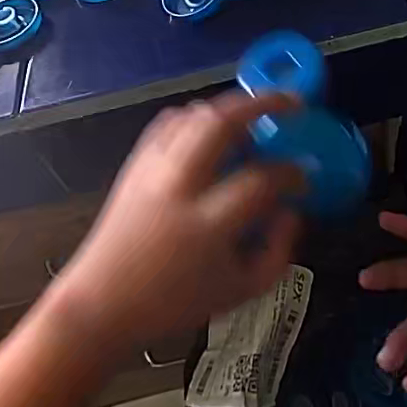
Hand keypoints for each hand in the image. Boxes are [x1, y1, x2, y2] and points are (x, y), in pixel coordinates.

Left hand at [52, 91, 303, 350]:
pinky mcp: (136, 161)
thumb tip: (292, 207)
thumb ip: (279, 250)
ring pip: (197, 114)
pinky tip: (215, 127)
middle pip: (222, 122)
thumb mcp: (241, 292)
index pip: (260, 179)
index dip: (291, 173)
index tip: (304, 176)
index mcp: (206, 226)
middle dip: (264, 103)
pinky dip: (199, 115)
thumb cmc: (174, 303)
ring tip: (256, 117)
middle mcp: (178, 186)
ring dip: (233, 107)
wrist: (101, 303)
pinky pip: (171, 120)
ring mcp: (153, 168)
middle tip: (291, 103)